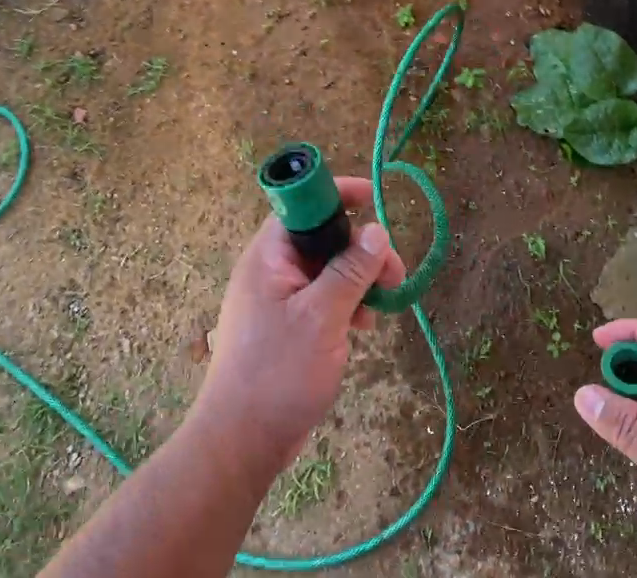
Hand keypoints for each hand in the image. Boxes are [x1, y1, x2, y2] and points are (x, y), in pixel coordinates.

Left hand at [191, 178, 406, 470]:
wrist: (242, 440)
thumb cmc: (279, 372)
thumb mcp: (323, 317)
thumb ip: (351, 271)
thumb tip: (377, 231)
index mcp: (268, 256)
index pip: (301, 205)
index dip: (336, 194)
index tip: (374, 197)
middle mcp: (270, 270)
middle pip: (320, 238)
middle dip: (360, 248)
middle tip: (394, 272)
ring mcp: (277, 300)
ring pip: (326, 271)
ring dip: (358, 279)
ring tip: (386, 304)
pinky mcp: (286, 327)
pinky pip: (322, 299)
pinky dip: (346, 305)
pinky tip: (365, 326)